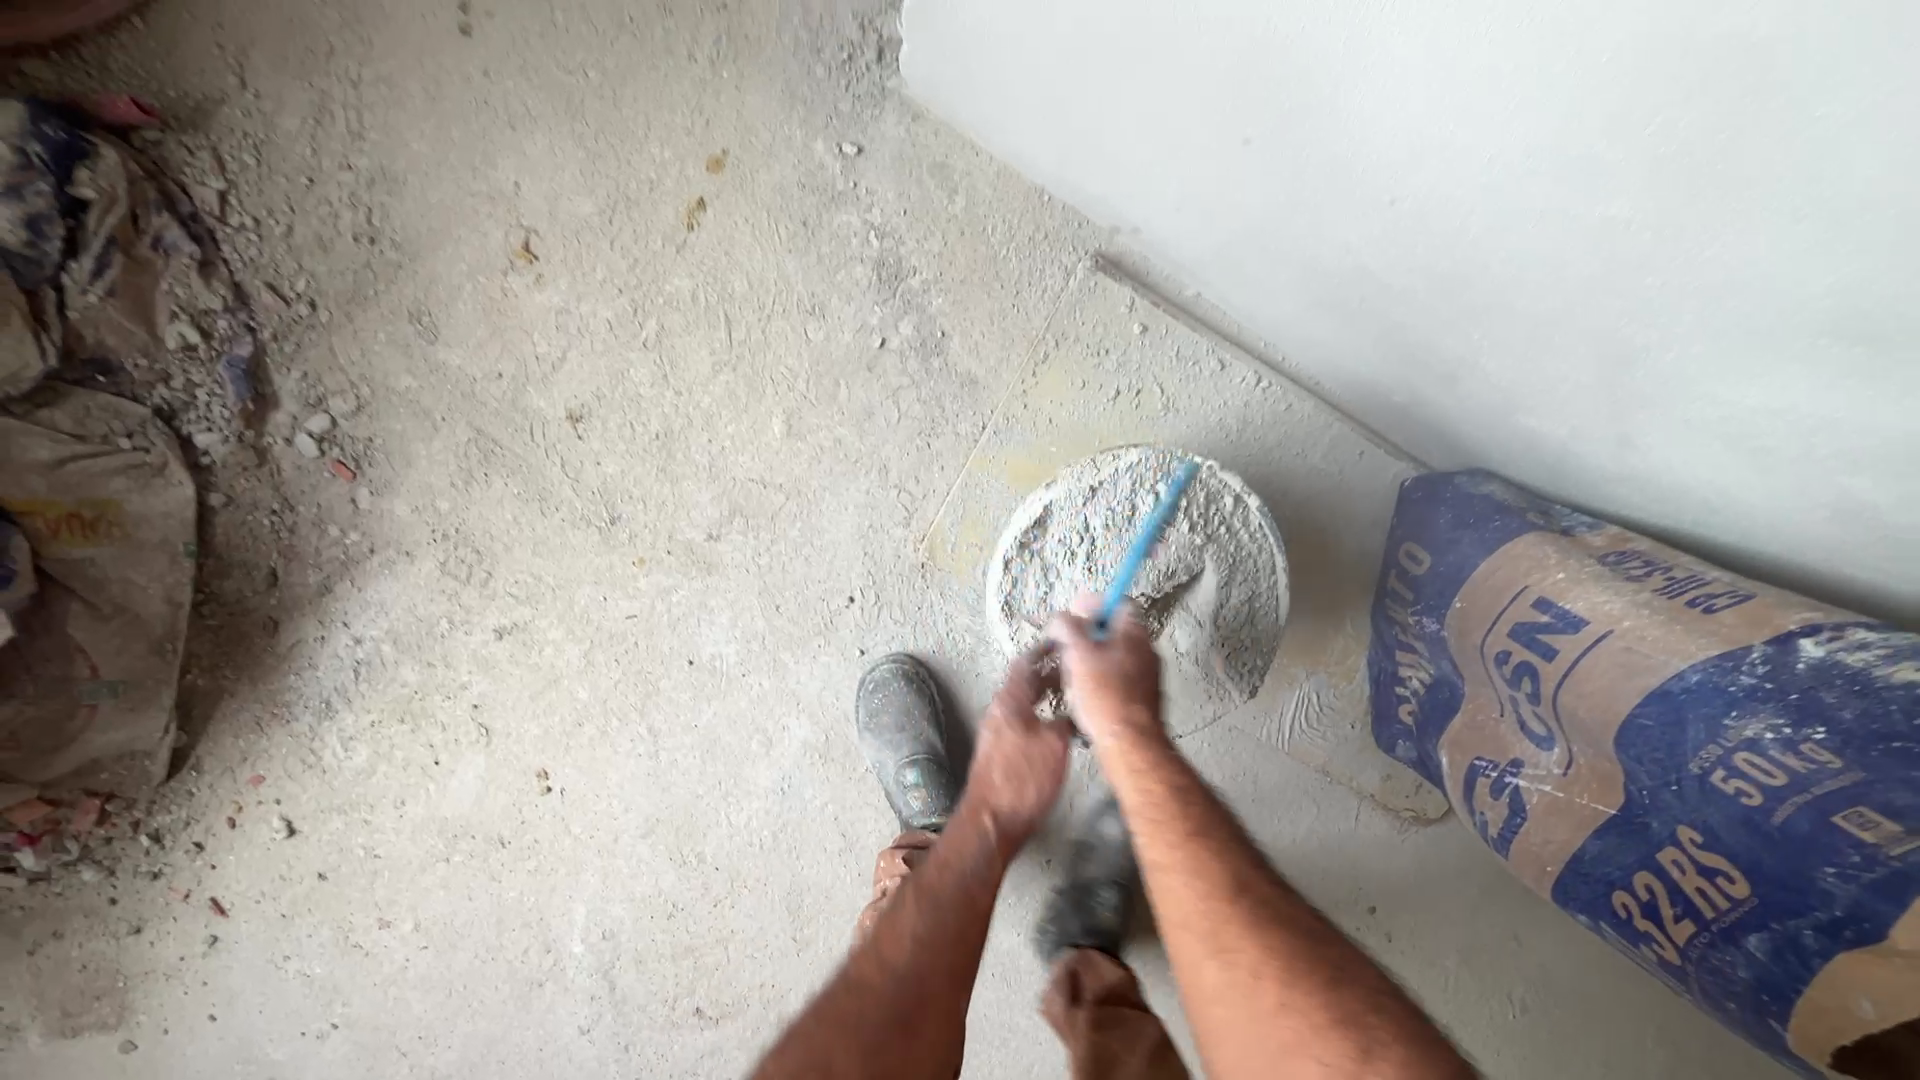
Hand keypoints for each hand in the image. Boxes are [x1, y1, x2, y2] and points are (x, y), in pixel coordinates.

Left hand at [965, 649, 1072, 855]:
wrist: (993, 821)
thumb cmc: (1023, 779)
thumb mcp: (1054, 745)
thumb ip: (1064, 722)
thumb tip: (1071, 714)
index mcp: (1009, 701)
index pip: (1025, 663)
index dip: (1044, 650)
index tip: (1064, 641)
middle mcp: (1000, 712)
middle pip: (1025, 682)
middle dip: (1049, 673)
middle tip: (1076, 668)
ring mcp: (999, 733)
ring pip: (1025, 703)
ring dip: (1046, 696)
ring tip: (1073, 695)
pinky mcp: (1002, 753)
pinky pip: (1024, 722)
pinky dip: (1042, 716)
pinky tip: (1060, 727)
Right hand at [1046, 597, 1163, 748]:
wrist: (1129, 742)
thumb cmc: (1104, 694)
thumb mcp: (1077, 653)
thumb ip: (1067, 626)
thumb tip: (1061, 617)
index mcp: (1134, 633)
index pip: (1118, 602)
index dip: (1093, 603)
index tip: (1073, 613)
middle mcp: (1146, 650)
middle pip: (1113, 630)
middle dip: (1086, 633)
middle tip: (1065, 643)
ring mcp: (1147, 675)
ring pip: (1113, 655)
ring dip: (1090, 657)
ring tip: (1068, 670)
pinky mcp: (1141, 698)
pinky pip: (1116, 677)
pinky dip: (1098, 677)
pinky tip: (1082, 692)